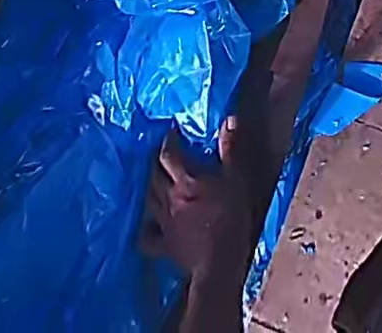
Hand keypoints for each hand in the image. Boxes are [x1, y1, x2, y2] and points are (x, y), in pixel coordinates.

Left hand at [144, 118, 253, 276]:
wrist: (220, 261)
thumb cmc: (232, 215)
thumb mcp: (237, 177)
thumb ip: (230, 148)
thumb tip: (228, 120)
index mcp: (186, 181)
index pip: (169, 154)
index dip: (169, 140)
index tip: (172, 131)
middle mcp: (169, 199)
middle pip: (154, 174)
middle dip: (156, 160)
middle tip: (163, 151)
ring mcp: (163, 223)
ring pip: (148, 198)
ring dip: (150, 184)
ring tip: (155, 177)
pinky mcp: (162, 246)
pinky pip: (146, 235)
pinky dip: (145, 225)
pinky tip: (149, 221)